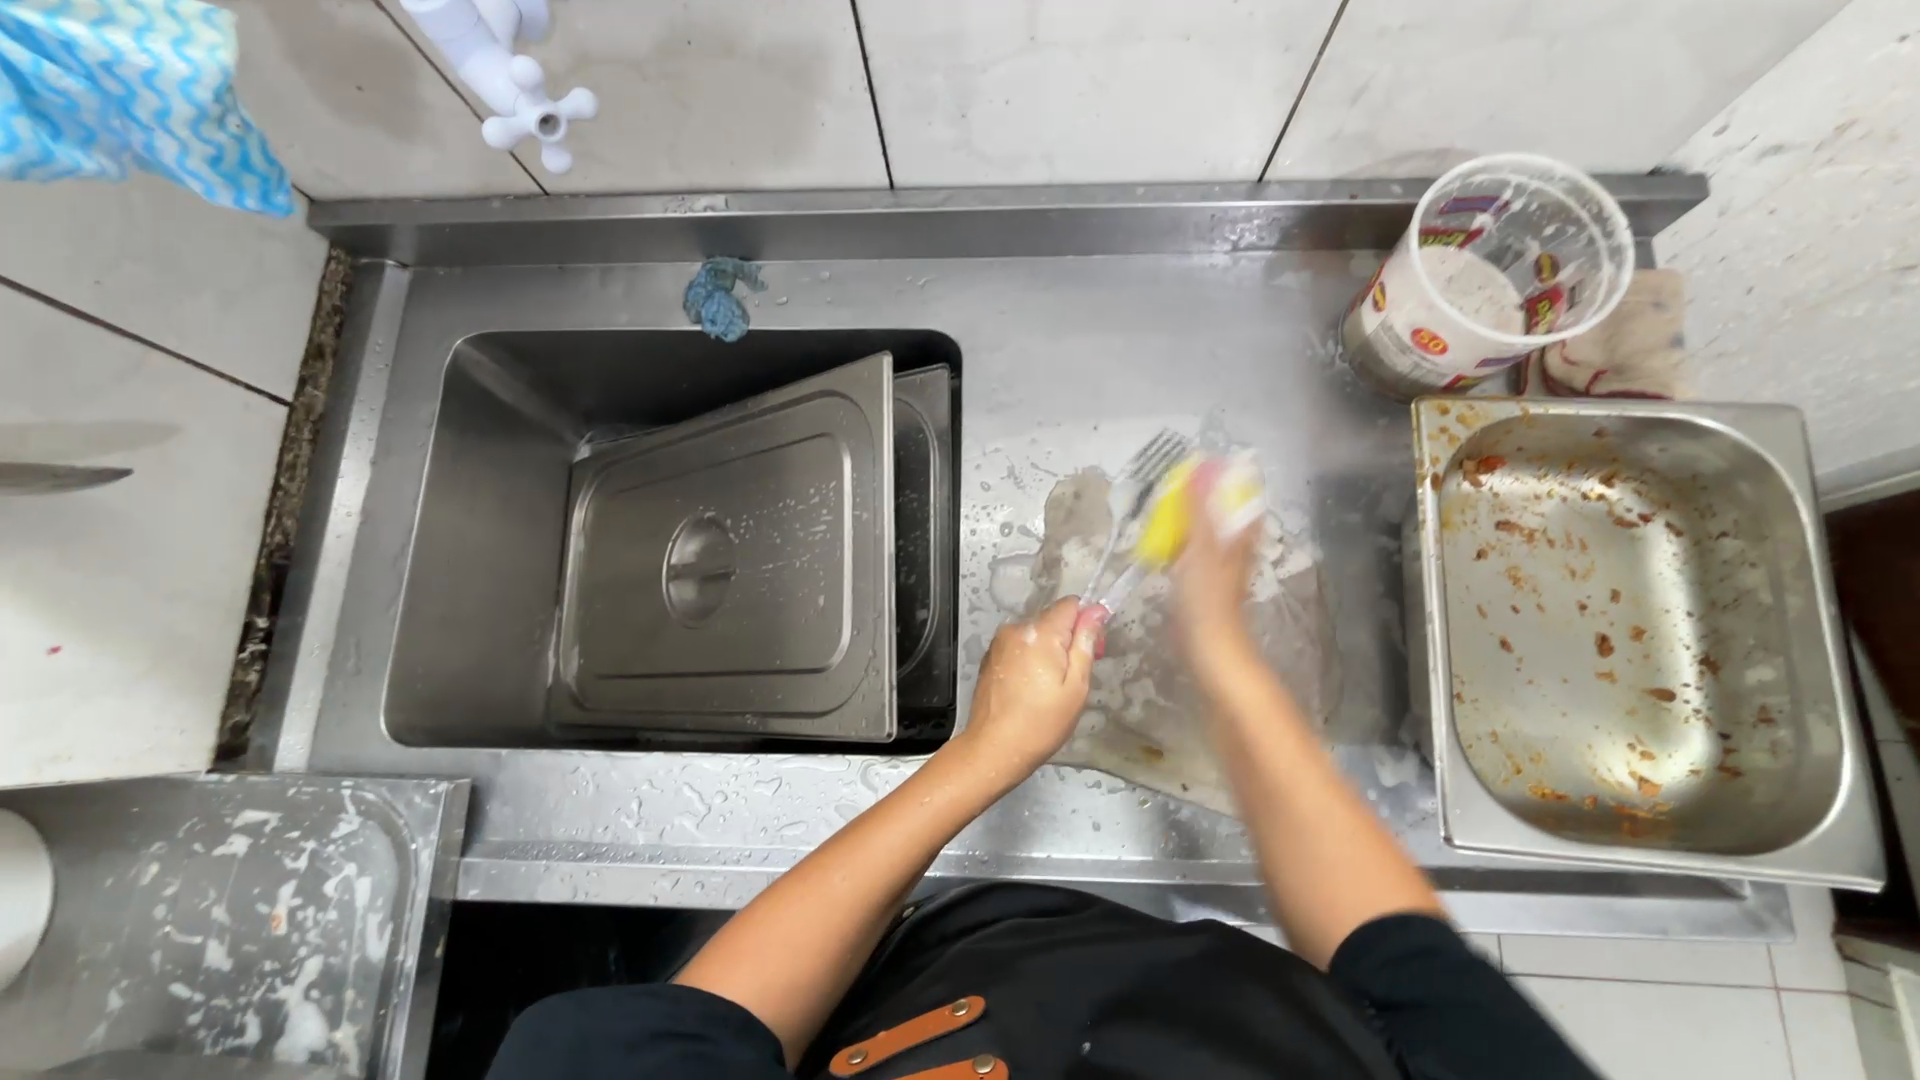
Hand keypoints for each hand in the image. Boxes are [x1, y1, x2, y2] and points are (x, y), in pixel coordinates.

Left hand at [955, 598, 1100, 782]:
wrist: (994, 748)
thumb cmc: (1042, 722)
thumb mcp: (1076, 686)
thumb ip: (1085, 643)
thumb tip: (1097, 611)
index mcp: (1039, 632)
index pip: (1070, 605)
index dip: (1087, 623)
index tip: (1093, 652)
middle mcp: (1015, 629)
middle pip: (1052, 618)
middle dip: (1068, 639)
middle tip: (1074, 677)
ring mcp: (999, 643)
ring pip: (1035, 634)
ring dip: (1049, 650)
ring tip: (1051, 687)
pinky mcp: (990, 658)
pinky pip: (1019, 647)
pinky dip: (1030, 659)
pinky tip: (1030, 688)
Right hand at [1171, 459, 1261, 675]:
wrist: (1208, 643)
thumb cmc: (1208, 596)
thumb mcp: (1202, 547)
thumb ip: (1199, 508)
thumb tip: (1201, 469)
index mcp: (1241, 532)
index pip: (1243, 491)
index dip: (1228, 473)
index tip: (1203, 462)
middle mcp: (1235, 542)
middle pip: (1223, 507)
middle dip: (1202, 492)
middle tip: (1176, 482)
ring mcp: (1220, 560)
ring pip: (1206, 526)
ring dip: (1187, 515)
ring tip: (1164, 505)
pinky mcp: (1204, 576)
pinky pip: (1192, 547)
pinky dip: (1178, 538)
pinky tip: (1161, 539)